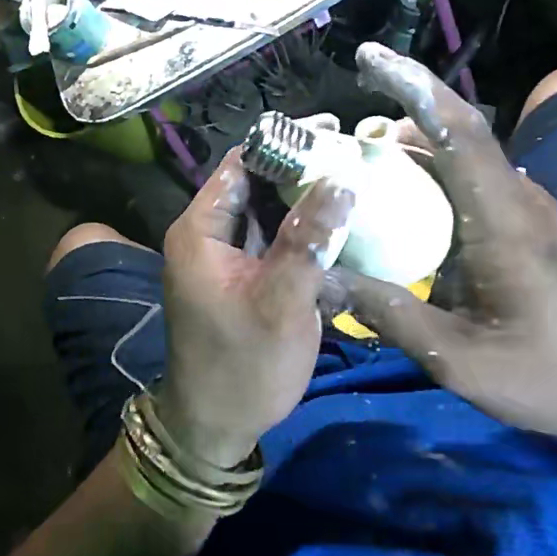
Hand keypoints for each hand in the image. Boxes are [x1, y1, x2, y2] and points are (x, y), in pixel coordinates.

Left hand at [156, 148, 355, 466]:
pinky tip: (339, 224)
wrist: (215, 421)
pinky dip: (298, 229)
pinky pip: (269, 239)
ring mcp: (222, 256)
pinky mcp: (239, 277)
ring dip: (302, 199)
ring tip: (357, 182)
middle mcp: (205, 235)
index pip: (240, 165)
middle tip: (357, 157)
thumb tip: (340, 179)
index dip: (283, 144)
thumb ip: (307, 239)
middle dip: (300, 170)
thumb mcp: (281, 301)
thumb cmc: (243, 365)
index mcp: (199, 230)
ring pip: (264, 211)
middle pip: (253, 184)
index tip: (334, 133)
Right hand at [341, 44, 556, 469]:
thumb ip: (389, 315)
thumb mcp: (461, 358)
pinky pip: (464, 195)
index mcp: (506, 222)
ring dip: (403, 160)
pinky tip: (389, 219)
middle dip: (390, 125)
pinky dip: (421, 192)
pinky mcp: (527, 234)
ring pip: (457, 167)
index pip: (458, 133)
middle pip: (451, 140)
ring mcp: (527, 216)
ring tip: (346, 175)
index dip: (412, 88)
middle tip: (328, 142)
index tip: (368, 59)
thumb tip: (321, 280)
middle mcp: (519, 202)